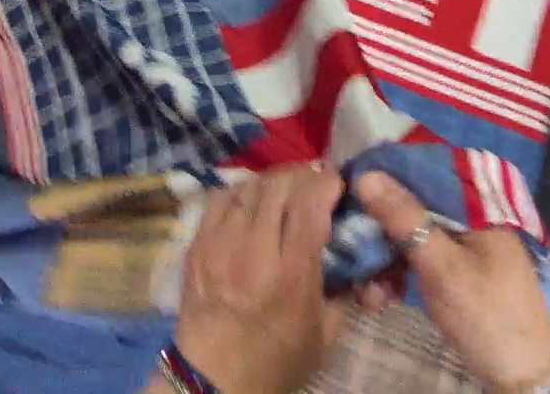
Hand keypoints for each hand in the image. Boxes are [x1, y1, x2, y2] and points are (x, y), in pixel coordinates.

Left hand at [166, 166, 345, 393]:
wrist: (213, 379)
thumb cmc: (276, 362)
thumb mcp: (325, 335)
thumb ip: (342, 289)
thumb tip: (352, 253)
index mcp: (291, 274)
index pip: (309, 206)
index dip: (325, 183)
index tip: (336, 178)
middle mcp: (255, 249)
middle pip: (279, 186)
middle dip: (301, 175)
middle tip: (313, 180)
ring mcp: (221, 241)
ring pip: (249, 186)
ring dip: (272, 182)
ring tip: (284, 189)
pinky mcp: (197, 241)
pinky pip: (220, 197)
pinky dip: (240, 192)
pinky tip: (250, 201)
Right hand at [353, 171, 549, 391]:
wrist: (523, 381)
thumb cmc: (488, 317)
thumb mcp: (443, 267)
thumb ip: (406, 219)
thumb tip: (366, 174)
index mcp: (476, 207)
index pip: (424, 170)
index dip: (385, 173)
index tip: (350, 184)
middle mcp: (467, 218)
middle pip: (412, 203)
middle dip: (378, 224)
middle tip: (350, 243)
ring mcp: (460, 245)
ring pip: (409, 232)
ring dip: (383, 253)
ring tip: (366, 287)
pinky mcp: (452, 270)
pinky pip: (415, 256)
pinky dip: (396, 270)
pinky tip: (380, 295)